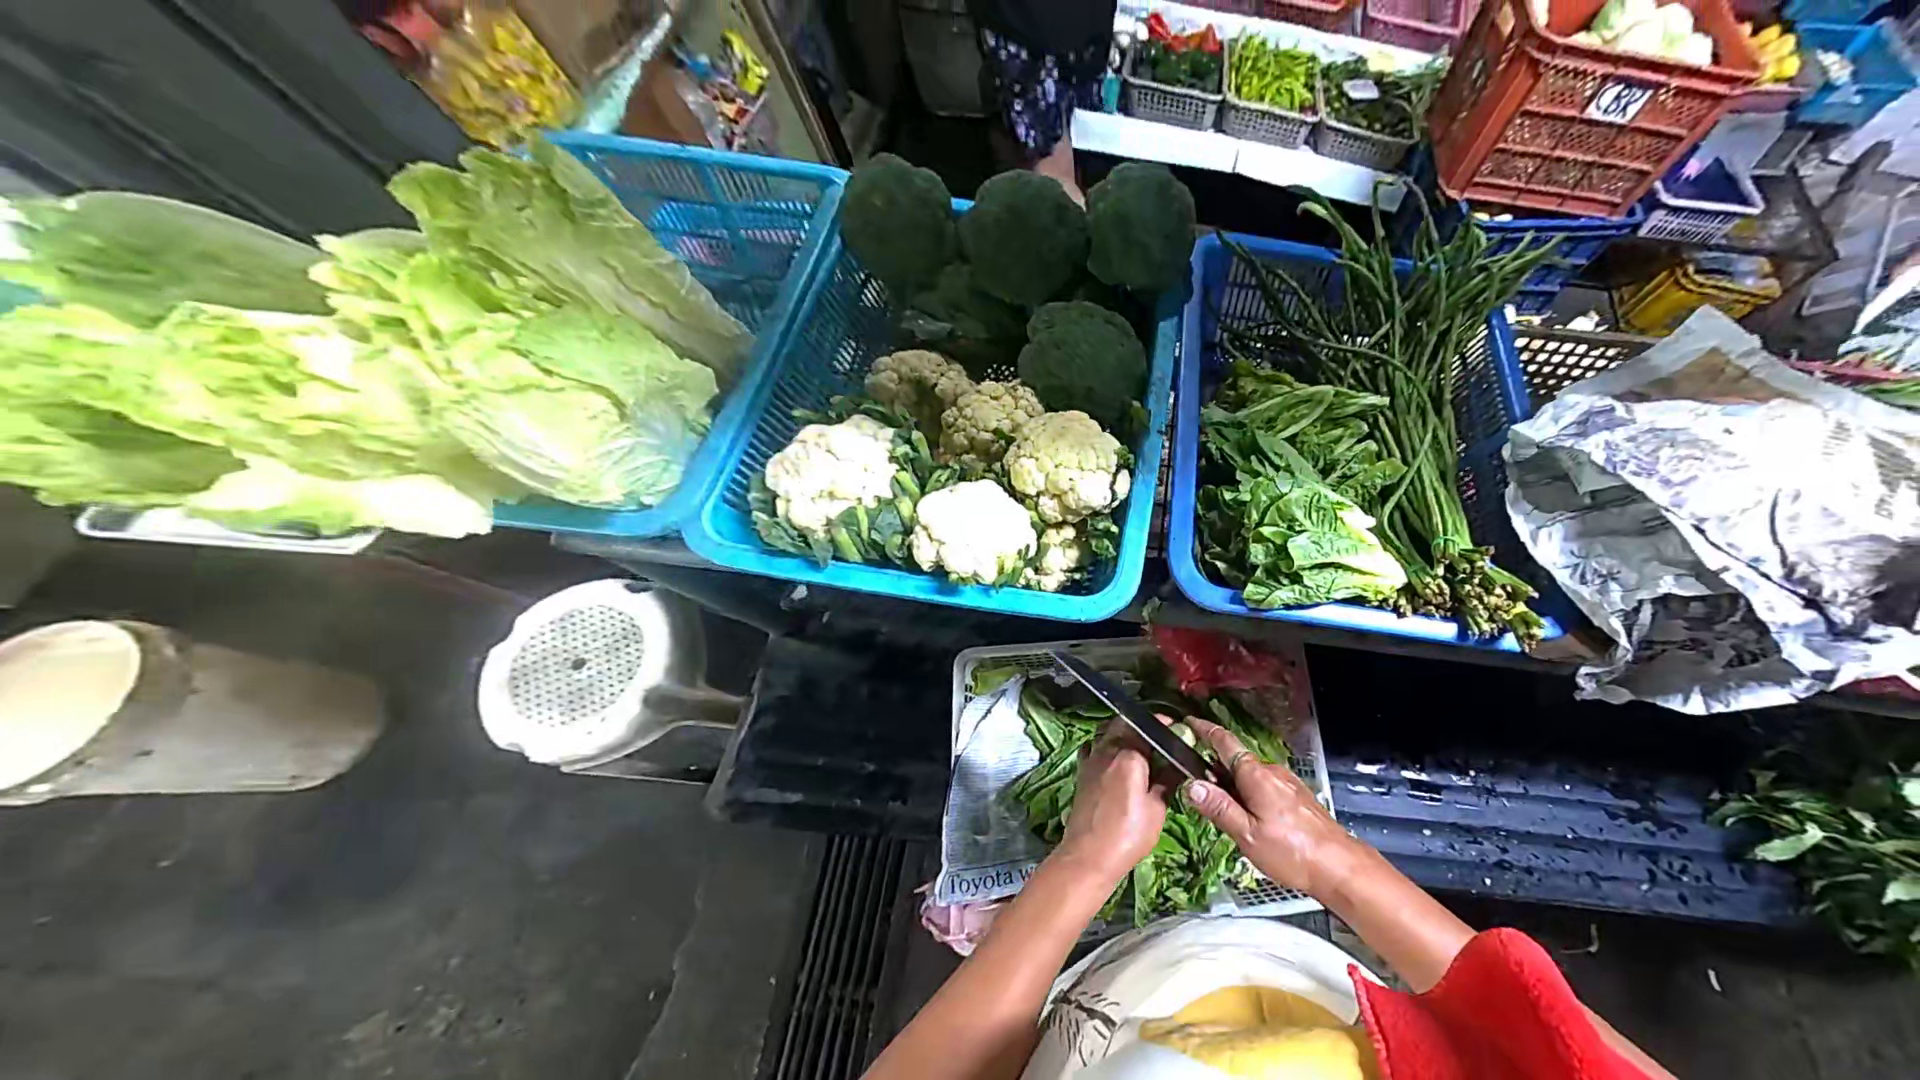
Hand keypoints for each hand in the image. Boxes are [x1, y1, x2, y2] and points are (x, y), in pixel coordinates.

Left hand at [1054, 721, 1168, 887]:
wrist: (1089, 854)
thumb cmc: (1128, 833)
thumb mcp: (1157, 808)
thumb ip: (1167, 780)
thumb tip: (1177, 763)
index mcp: (1128, 754)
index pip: (1147, 727)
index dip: (1164, 725)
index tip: (1177, 730)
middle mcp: (1106, 749)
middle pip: (1124, 724)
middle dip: (1143, 726)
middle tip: (1161, 739)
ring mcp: (1091, 758)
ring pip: (1107, 732)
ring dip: (1123, 732)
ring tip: (1141, 748)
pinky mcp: (1082, 770)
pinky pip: (1094, 746)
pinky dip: (1105, 745)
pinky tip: (1115, 759)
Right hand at [1182, 715, 1360, 898]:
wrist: (1341, 868)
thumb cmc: (1292, 852)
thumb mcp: (1247, 834)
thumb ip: (1218, 807)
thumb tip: (1191, 785)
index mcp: (1255, 775)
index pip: (1224, 742)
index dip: (1205, 730)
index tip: (1189, 722)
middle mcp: (1272, 771)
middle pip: (1235, 762)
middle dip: (1215, 770)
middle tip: (1199, 790)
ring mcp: (1287, 783)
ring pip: (1250, 776)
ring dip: (1233, 786)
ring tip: (1224, 813)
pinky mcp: (1297, 797)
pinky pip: (1264, 786)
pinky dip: (1250, 794)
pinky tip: (1251, 819)